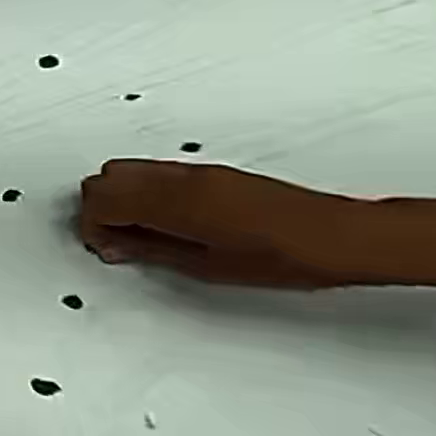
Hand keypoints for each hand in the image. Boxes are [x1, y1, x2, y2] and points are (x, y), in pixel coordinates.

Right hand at [79, 159, 364, 286]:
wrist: (343, 238)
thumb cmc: (284, 254)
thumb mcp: (202, 265)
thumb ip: (149, 250)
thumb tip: (116, 246)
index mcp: (166, 201)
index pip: (98, 204)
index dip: (92, 228)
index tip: (103, 245)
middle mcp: (174, 179)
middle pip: (101, 181)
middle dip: (96, 208)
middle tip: (111, 235)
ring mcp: (192, 172)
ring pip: (122, 170)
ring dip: (116, 195)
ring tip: (134, 224)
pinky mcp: (209, 171)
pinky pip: (152, 170)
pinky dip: (140, 188)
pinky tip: (160, 213)